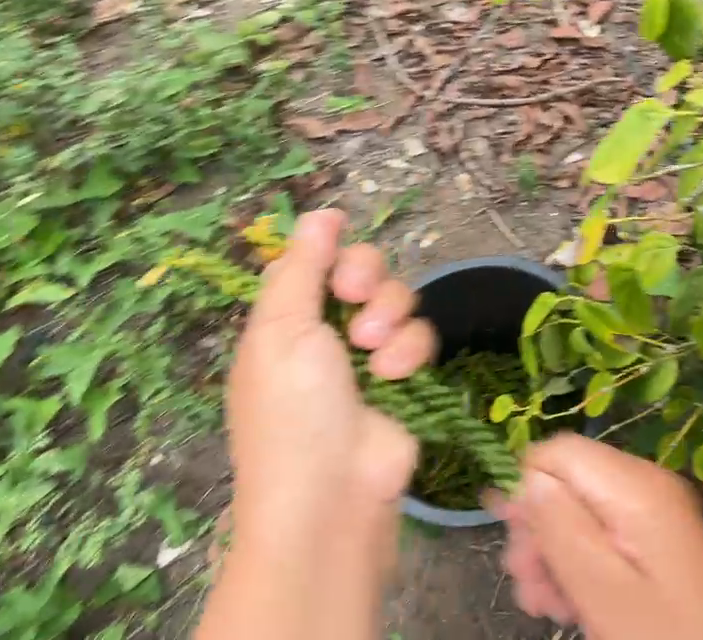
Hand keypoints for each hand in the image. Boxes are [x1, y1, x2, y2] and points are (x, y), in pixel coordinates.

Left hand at [225, 208, 434, 570]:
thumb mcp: (281, 330)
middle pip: (366, 270)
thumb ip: (303, 266)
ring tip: (373, 355)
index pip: (321, 259)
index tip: (339, 268)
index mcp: (287, 318)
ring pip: (399, 299)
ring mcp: (369, 353)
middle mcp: (328, 330)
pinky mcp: (407, 374)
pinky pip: (421, 335)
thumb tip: (322, 211)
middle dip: (368, 282)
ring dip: (389, 320)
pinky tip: (395, 376)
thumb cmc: (291, 409)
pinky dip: (409, 351)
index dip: (337, 256)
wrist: (331, 491)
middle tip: (356, 303)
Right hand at [491, 434, 702, 639]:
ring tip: (548, 606)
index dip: (527, 489)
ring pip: (580, 509)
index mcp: (636, 485)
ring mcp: (653, 510)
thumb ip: (560, 526)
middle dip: (539, 531)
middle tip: (531, 589)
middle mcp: (646, 483)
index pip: (561, 451)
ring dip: (554, 554)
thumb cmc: (658, 634)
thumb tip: (526, 480)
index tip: (517, 546)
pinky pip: (603, 531)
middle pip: (568, 482)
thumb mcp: (601, 588)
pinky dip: (579, 562)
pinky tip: (570, 602)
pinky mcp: (655, 537)